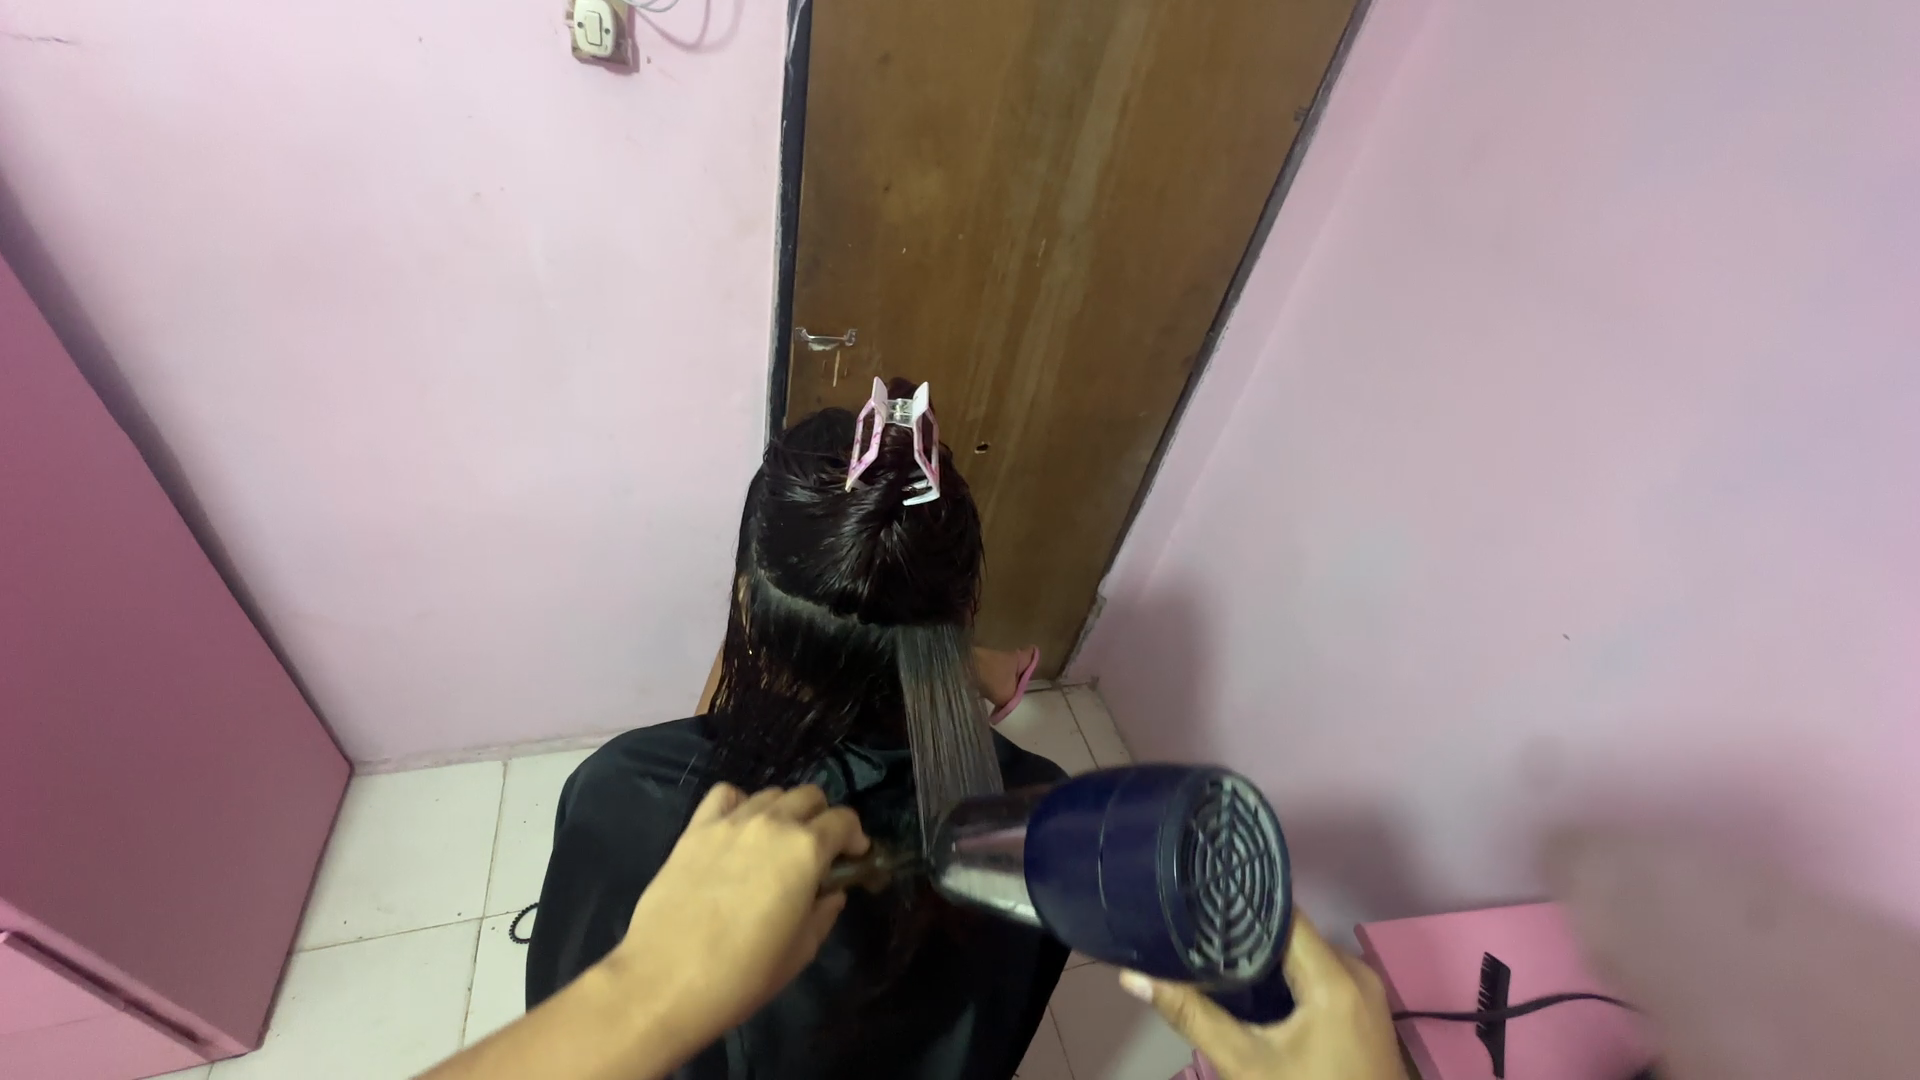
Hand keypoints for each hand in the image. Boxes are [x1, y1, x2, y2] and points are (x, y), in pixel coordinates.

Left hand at [610, 783, 869, 1043]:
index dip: (855, 837)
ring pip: (772, 794)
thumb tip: (831, 893)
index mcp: (806, 849)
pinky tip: (738, 829)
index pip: (845, 820)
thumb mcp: (801, 951)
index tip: (853, 857)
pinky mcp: (696, 829)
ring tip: (775, 842)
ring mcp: (731, 822)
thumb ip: (824, 913)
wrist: (664, 984)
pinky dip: (740, 804)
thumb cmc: (742, 975)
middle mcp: (773, 823)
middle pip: (811, 795)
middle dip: (822, 818)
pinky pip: (726, 795)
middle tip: (816, 852)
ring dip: (784, 812)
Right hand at [1120, 913, 1408, 1079]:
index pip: (1278, 913)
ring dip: (1258, 955)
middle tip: (1189, 927)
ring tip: (1208, 951)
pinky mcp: (1360, 1010)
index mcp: (1335, 976)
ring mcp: (1362, 991)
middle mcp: (1355, 970)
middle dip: (1239, 932)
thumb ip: (1192, 1015)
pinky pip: (1314, 972)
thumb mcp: (1246, 1066)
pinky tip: (1244, 985)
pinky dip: (1280, 975)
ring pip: (1299, 952)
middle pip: (1287, 931)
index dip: (1234, 904)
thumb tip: (1133, 976)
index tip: (1192, 899)